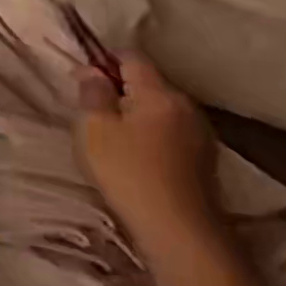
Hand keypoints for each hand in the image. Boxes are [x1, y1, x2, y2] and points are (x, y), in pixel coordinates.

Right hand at [75, 54, 219, 245]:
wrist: (178, 228)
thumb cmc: (126, 169)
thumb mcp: (94, 127)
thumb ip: (92, 92)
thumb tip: (91, 69)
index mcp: (159, 93)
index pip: (132, 58)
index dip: (104, 58)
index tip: (82, 74)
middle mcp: (186, 105)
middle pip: (149, 81)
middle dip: (120, 85)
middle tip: (90, 105)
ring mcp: (200, 132)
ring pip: (160, 105)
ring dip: (136, 109)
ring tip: (110, 129)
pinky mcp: (203, 156)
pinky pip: (170, 127)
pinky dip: (150, 129)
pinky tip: (135, 149)